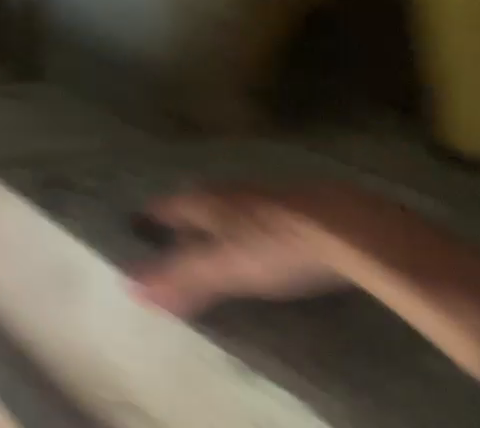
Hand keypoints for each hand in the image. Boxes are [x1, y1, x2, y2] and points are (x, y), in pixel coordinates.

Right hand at [127, 185, 358, 316]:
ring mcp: (265, 195)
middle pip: (195, 204)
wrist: (349, 229)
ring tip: (220, 243)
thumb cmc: (272, 246)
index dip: (149, 221)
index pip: (162, 208)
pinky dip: (255, 228)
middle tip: (177, 239)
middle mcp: (226, 191)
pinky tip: (267, 243)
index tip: (138, 232)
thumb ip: (178, 279)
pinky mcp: (301, 206)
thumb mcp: (221, 269)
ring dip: (222, 223)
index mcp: (201, 200)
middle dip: (185, 222)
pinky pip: (264, 215)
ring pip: (231, 208)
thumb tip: (129, 289)